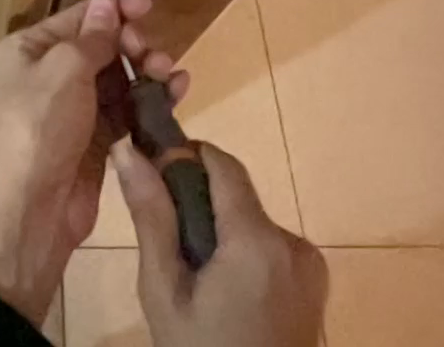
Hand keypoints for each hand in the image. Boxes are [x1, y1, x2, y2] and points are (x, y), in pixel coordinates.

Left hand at [0, 0, 186, 324]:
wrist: (32, 210)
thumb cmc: (40, 127)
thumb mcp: (65, 70)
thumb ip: (93, 36)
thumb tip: (106, 0)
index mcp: (28, 49)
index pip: (77, 17)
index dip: (113, 8)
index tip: (148, 5)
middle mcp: (48, 73)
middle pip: (100, 46)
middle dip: (132, 45)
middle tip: (152, 55)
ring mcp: (73, 107)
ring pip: (117, 78)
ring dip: (146, 71)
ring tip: (169, 75)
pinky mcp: (94, 138)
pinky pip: (126, 108)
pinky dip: (148, 99)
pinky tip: (175, 93)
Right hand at [115, 141, 326, 346]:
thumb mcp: (164, 292)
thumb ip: (151, 215)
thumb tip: (128, 150)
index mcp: (256, 241)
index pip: (221, 162)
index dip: (185, 158)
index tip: (153, 179)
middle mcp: (293, 242)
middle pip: (235, 191)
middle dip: (197, 202)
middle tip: (167, 246)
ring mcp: (310, 264)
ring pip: (249, 218)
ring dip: (219, 229)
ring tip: (194, 279)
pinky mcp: (315, 283)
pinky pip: (268, 244)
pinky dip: (241, 252)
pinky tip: (223, 294)